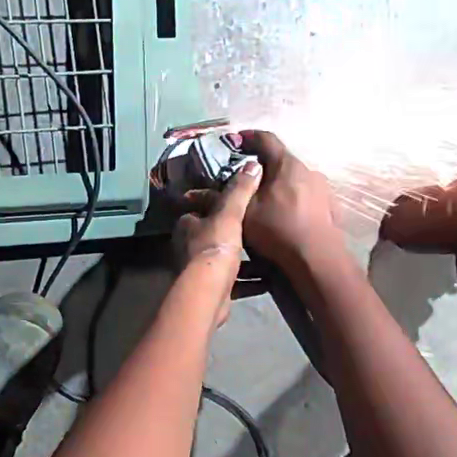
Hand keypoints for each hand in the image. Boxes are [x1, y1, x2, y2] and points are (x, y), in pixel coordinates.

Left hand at [175, 158, 262, 325]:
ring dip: (245, 261)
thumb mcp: (231, 213)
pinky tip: (269, 280)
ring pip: (225, 261)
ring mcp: (198, 272)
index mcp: (187, 226)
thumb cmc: (215, 246)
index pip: (200, 211)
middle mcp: (189, 248)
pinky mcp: (211, 291)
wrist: (209, 292)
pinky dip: (250, 281)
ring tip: (269, 256)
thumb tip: (252, 164)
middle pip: (214, 237)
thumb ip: (241, 190)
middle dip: (234, 236)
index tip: (238, 207)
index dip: (217, 207)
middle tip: (258, 231)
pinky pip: (234, 283)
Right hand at [233, 130, 345, 267]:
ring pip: (296, 181)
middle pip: (282, 161)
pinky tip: (286, 218)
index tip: (235, 140)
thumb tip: (217, 184)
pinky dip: (294, 202)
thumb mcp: (244, 213)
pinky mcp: (332, 208)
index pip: (266, 139)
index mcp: (287, 165)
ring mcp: (324, 189)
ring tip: (267, 203)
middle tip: (247, 180)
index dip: (248, 137)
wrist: (318, 260)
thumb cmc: (278, 230)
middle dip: (264, 168)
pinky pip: (308, 198)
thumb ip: (232, 193)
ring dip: (280, 187)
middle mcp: (309, 170)